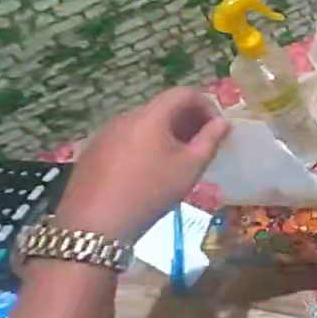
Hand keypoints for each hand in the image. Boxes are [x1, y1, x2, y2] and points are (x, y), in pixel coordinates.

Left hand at [53, 87, 229, 242]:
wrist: (95, 224)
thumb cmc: (151, 190)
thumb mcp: (191, 167)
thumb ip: (210, 140)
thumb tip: (223, 123)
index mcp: (150, 117)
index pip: (183, 93)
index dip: (207, 105)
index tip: (217, 129)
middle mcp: (125, 118)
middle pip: (163, 107)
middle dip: (189, 120)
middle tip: (204, 145)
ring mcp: (105, 134)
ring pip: (145, 123)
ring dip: (169, 133)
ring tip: (180, 160)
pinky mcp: (93, 151)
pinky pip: (129, 137)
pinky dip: (148, 144)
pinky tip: (151, 171)